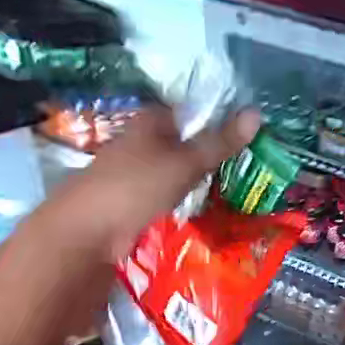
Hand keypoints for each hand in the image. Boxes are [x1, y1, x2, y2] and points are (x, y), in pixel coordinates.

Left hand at [43, 106, 259, 261]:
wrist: (87, 232)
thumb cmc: (135, 186)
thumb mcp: (185, 163)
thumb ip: (219, 142)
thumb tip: (257, 113)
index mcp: (149, 121)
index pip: (189, 111)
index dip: (216, 121)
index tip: (247, 137)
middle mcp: (140, 142)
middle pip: (183, 143)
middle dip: (209, 154)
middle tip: (247, 167)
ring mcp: (133, 173)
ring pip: (175, 171)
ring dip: (197, 181)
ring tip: (233, 192)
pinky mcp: (131, 201)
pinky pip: (165, 196)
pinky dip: (182, 201)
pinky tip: (202, 211)